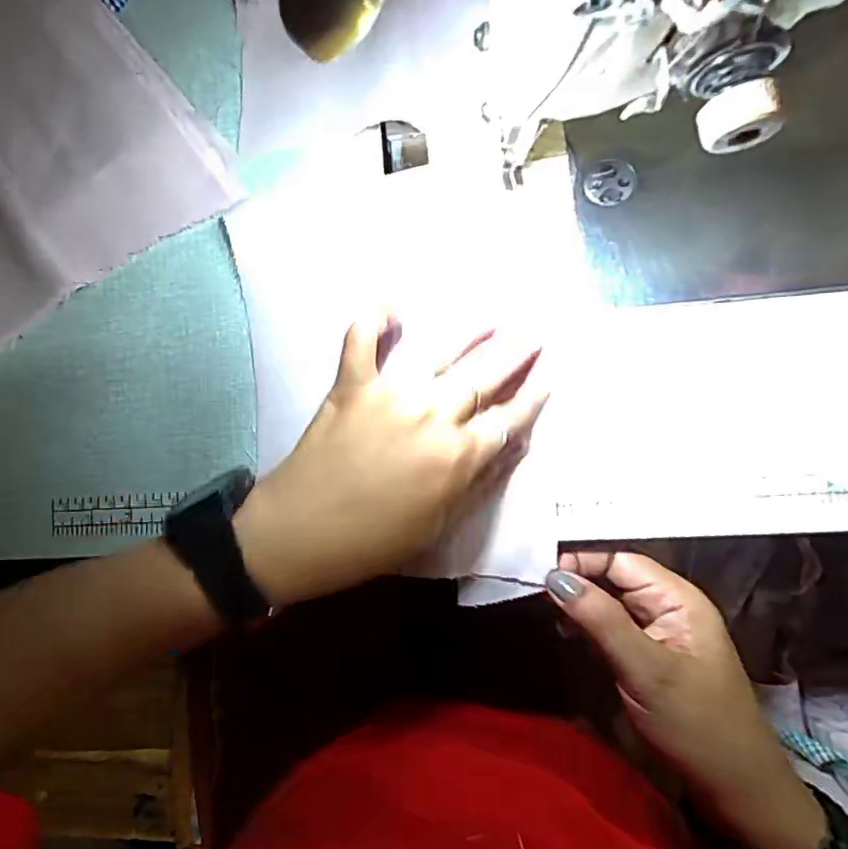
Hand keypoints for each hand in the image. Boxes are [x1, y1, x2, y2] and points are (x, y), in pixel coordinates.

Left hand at [235, 315, 547, 606]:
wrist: (301, 534)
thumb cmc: (375, 541)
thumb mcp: (439, 524)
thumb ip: (480, 482)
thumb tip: (515, 447)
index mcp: (458, 455)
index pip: (506, 421)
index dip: (530, 400)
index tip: (547, 378)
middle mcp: (432, 416)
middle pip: (483, 378)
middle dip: (514, 355)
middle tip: (534, 333)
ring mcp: (391, 395)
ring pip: (438, 354)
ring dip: (469, 334)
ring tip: (492, 318)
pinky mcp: (351, 386)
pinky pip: (361, 343)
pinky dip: (372, 322)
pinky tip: (390, 307)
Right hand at [547, 552, 828, 848]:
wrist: (733, 787)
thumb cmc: (696, 724)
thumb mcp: (646, 669)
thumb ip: (601, 620)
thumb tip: (557, 578)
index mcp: (678, 599)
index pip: (621, 561)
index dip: (582, 561)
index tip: (541, 574)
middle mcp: (668, 608)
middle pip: (614, 580)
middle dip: (578, 583)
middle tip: (536, 594)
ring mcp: (658, 634)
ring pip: (610, 605)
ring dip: (580, 607)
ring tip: (547, 614)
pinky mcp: (648, 658)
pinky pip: (613, 631)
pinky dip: (589, 630)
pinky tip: (568, 635)